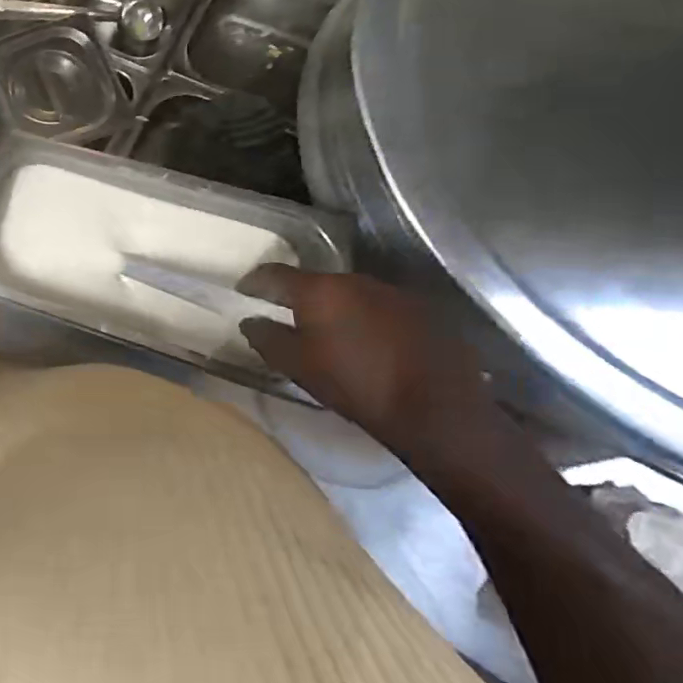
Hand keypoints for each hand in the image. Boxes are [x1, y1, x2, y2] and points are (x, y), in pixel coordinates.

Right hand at [237, 265, 505, 466]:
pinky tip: (369, 343)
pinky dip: (368, 319)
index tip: (244, 290)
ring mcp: (396, 294)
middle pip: (318, 282)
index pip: (275, 273)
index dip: (255, 280)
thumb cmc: (354, 384)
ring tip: (331, 332)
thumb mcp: (296, 365)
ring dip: (338, 308)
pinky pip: (383, 308)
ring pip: (353, 294)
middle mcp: (357, 281)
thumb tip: (251, 321)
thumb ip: (266, 338)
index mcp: (320, 290)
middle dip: (301, 297)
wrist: (438, 410)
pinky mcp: (426, 312)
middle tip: (288, 315)